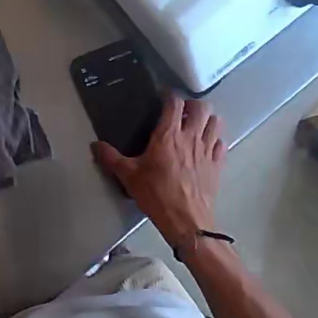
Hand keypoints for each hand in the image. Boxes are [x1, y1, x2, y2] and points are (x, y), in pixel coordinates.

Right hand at [92, 94, 225, 258]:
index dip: (170, 96)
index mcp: (168, 135)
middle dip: (192, 105)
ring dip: (207, 119)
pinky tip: (206, 147)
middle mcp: (191, 137)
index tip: (163, 98)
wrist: (186, 221)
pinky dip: (215, 140)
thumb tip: (96, 146)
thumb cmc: (157, 196)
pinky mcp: (217, 164)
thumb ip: (111, 158)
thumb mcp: (128, 176)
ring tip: (196, 126)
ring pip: (216, 122)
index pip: (174, 103)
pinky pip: (221, 144)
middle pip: (202, 107)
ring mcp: (207, 150)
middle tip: (182, 113)